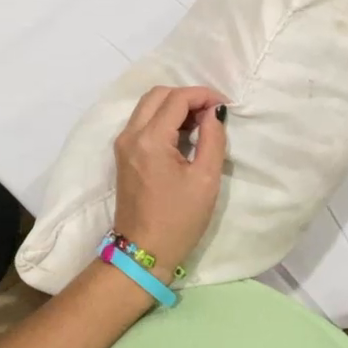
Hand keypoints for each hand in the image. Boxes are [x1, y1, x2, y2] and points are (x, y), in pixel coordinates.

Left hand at [112, 86, 228, 275]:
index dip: (203, 95)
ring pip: (148, 106)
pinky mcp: (123, 153)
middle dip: (187, 96)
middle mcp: (130, 134)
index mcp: (150, 139)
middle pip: (158, 94)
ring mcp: (123, 143)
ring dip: (174, 105)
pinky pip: (142, 121)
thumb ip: (212, 138)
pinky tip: (183, 134)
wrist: (142, 253)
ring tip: (201, 123)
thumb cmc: (178, 220)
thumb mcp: (205, 180)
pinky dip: (163, 118)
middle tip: (212, 112)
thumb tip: (214, 112)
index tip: (225, 106)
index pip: (176, 99)